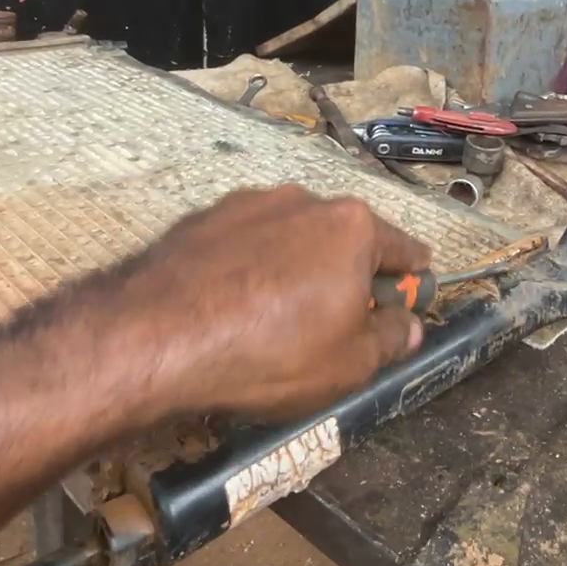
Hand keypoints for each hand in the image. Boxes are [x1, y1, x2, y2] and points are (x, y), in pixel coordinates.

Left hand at [90, 186, 429, 424]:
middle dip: (349, 274)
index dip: (413, 279)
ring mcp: (252, 204)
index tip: (409, 299)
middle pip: (347, 240)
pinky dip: (251, 265)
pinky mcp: (204, 216)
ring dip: (299, 267)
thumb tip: (408, 326)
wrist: (153, 337)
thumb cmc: (271, 351)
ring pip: (294, 237)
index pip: (405, 249)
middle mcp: (308, 201)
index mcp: (354, 227)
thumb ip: (391, 339)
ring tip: (275, 316)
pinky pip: (246, 242)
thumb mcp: (350, 364)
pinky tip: (232, 304)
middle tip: (338, 320)